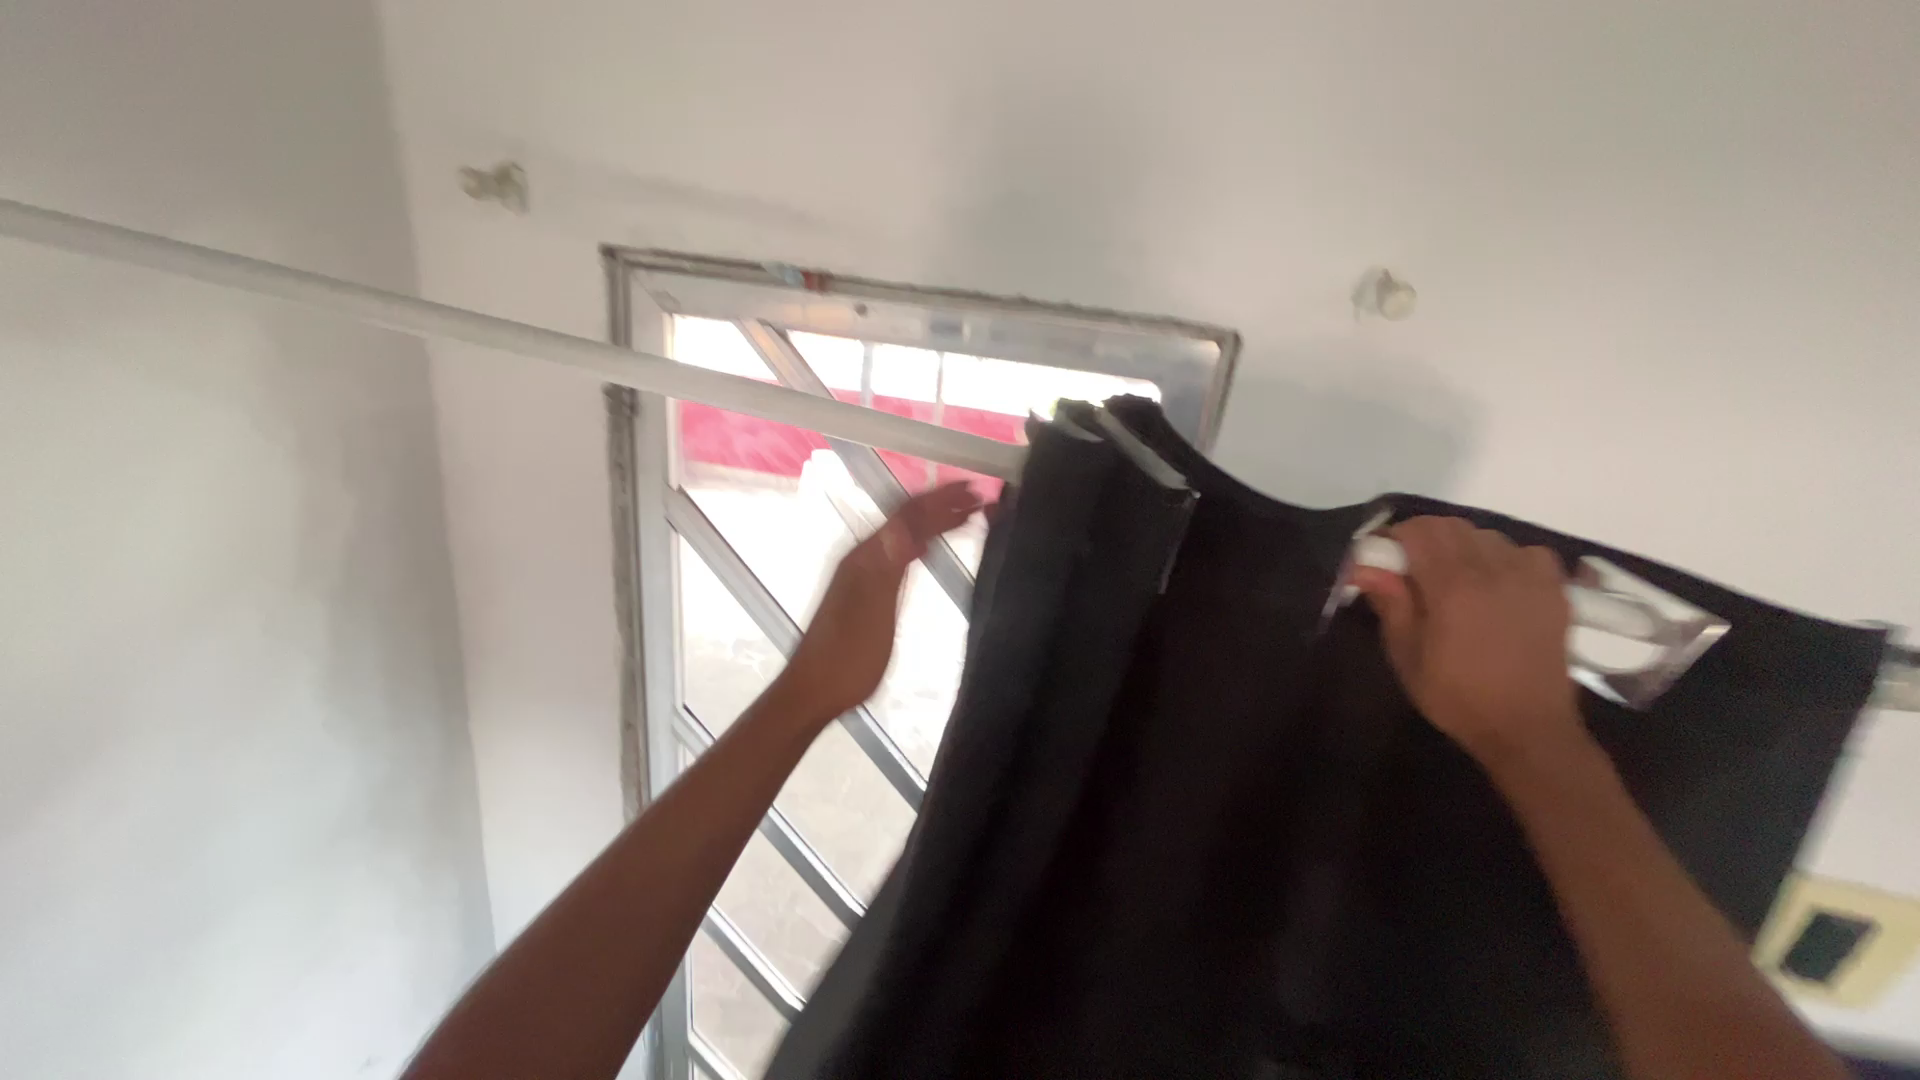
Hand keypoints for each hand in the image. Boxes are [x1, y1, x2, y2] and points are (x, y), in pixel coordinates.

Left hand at [778, 481, 983, 722]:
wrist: (815, 690)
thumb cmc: (848, 657)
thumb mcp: (872, 609)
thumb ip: (889, 564)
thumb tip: (909, 524)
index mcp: (868, 556)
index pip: (910, 515)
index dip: (943, 500)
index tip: (978, 492)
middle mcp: (865, 557)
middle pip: (907, 518)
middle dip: (942, 504)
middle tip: (981, 497)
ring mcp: (864, 573)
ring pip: (904, 534)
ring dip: (934, 520)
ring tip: (966, 513)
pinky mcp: (867, 591)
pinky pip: (900, 553)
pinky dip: (922, 541)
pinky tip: (928, 548)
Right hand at [1350, 516, 1582, 762]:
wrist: (1527, 728)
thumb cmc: (1456, 696)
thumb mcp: (1406, 655)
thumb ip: (1390, 603)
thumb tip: (1365, 565)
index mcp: (1452, 587)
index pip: (1417, 531)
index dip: (1392, 537)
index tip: (1380, 559)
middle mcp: (1493, 571)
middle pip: (1450, 526)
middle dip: (1423, 538)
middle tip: (1409, 569)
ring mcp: (1530, 577)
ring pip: (1486, 536)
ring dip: (1461, 547)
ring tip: (1452, 578)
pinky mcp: (1554, 590)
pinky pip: (1525, 552)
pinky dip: (1503, 557)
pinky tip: (1495, 583)